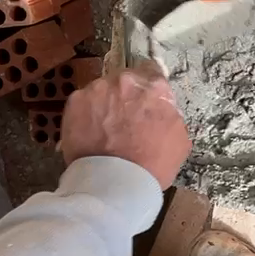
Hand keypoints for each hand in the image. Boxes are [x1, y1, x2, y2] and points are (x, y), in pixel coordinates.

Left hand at [60, 58, 190, 189]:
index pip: (152, 72)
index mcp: (155, 87)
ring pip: (102, 90)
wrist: (115, 183)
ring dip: (104, 104)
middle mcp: (126, 81)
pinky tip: (90, 134)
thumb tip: (163, 110)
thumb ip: (170, 115)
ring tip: (105, 131)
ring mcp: (98, 89)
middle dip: (125, 96)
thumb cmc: (152, 166)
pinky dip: (85, 115)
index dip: (147, 88)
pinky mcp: (75, 101)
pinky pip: (82, 103)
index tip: (144, 100)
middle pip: (125, 80)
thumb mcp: (179, 141)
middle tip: (124, 120)